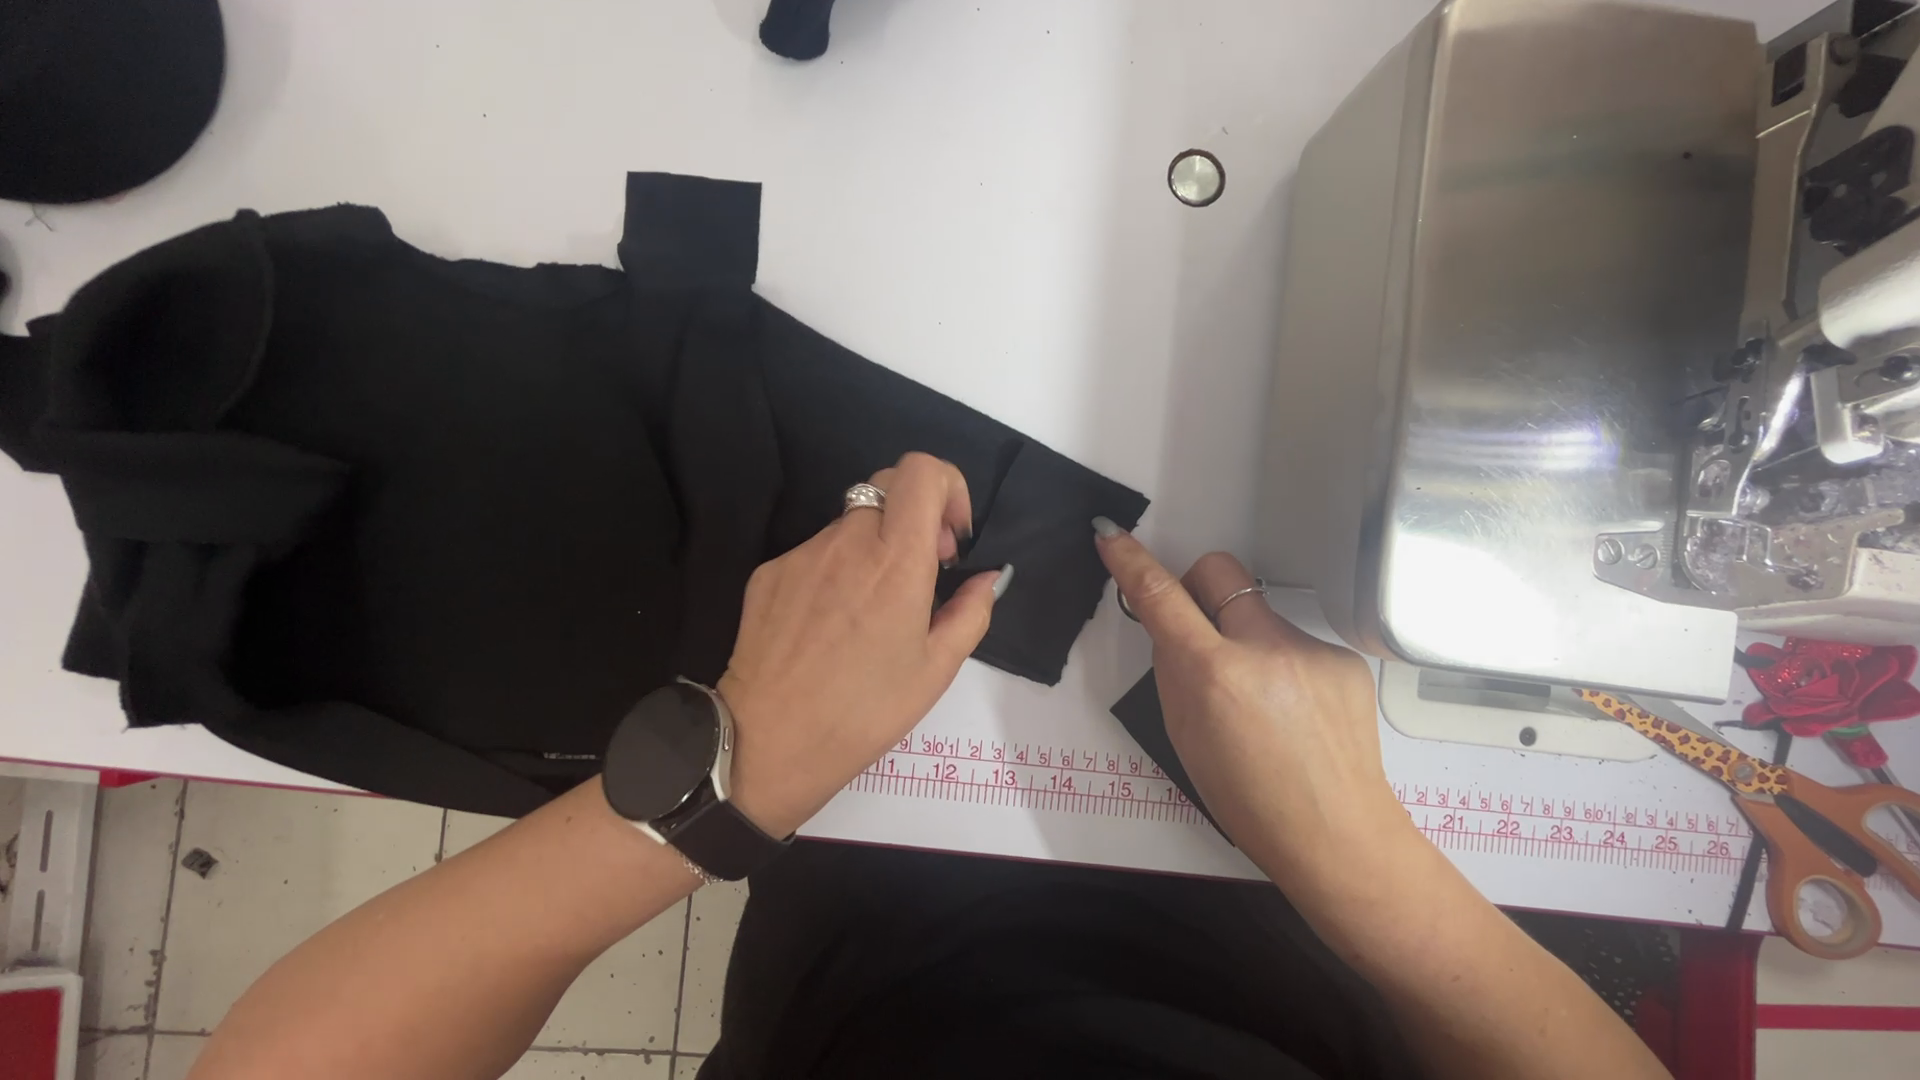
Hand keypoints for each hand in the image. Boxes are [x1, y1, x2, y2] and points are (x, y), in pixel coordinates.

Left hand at [720, 453, 1008, 836]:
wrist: (767, 743)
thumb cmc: (864, 712)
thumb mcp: (936, 669)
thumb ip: (972, 610)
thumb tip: (986, 576)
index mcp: (896, 560)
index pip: (921, 471)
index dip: (947, 487)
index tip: (950, 537)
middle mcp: (847, 541)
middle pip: (887, 489)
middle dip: (915, 518)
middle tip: (922, 571)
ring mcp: (802, 554)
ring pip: (850, 526)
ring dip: (873, 550)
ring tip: (870, 612)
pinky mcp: (769, 572)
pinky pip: (815, 554)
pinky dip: (835, 572)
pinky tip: (829, 626)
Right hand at [1094, 521, 1408, 884]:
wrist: (1336, 836)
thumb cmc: (1247, 799)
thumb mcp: (1184, 734)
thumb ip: (1174, 671)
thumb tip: (1175, 631)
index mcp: (1215, 674)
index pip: (1161, 596)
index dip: (1130, 561)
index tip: (1111, 536)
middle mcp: (1266, 648)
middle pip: (1219, 570)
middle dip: (1198, 586)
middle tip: (1198, 628)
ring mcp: (1312, 650)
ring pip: (1257, 613)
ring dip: (1244, 638)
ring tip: (1259, 700)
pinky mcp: (1344, 659)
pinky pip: (1293, 641)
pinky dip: (1280, 664)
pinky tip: (1293, 712)